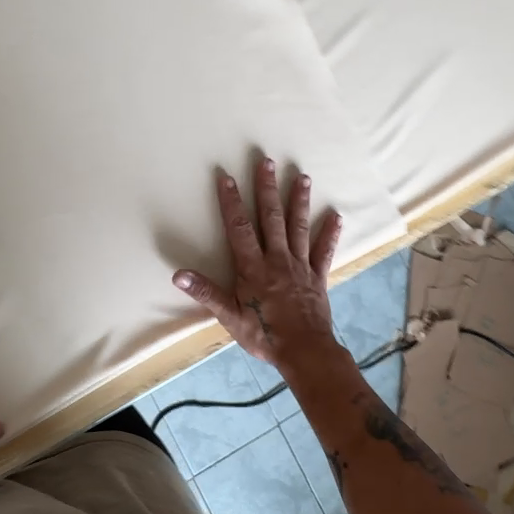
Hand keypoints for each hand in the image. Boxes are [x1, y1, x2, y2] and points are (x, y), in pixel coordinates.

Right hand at [172, 156, 344, 369]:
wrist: (305, 352)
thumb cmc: (264, 335)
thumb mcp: (229, 316)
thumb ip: (206, 292)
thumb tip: (178, 274)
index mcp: (253, 267)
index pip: (239, 228)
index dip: (231, 202)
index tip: (226, 178)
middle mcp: (277, 259)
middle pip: (271, 218)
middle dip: (266, 189)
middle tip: (266, 161)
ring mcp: (300, 266)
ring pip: (298, 227)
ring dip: (298, 201)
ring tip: (301, 176)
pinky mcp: (317, 277)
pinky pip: (324, 251)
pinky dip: (330, 233)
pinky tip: (335, 215)